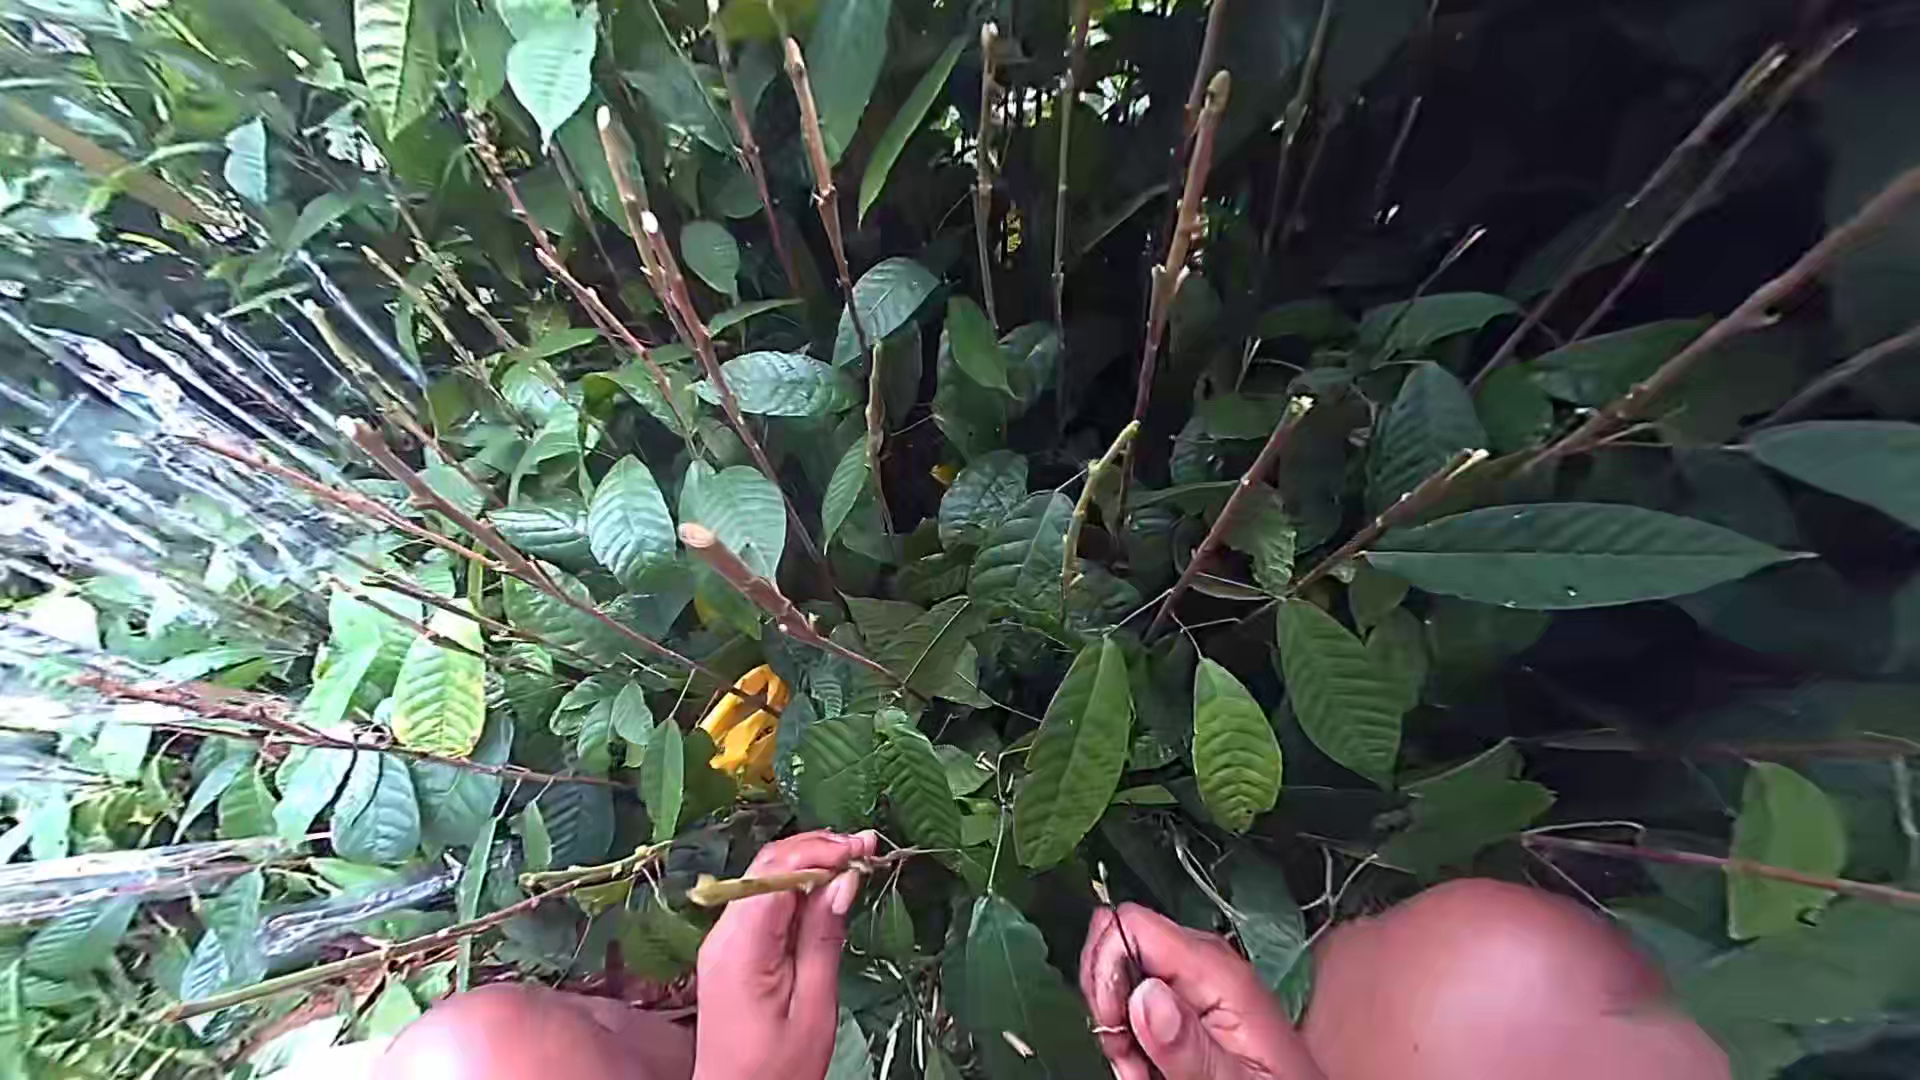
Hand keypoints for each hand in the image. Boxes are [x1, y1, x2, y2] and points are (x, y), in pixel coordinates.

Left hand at [691, 829, 877, 1079]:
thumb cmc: (779, 1071)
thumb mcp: (813, 1008)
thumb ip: (824, 935)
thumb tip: (846, 877)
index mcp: (740, 947)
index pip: (777, 873)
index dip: (822, 850)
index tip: (863, 847)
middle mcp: (724, 932)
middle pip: (769, 865)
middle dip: (819, 848)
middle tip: (864, 847)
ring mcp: (725, 936)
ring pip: (768, 874)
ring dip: (811, 860)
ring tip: (854, 857)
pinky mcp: (733, 944)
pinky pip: (766, 896)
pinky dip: (799, 881)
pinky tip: (828, 882)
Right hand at [1079, 903, 1325, 1079]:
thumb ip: (1190, 1048)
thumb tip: (1143, 995)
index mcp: (1213, 967)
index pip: (1130, 921)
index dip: (1108, 968)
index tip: (1116, 1026)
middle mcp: (1200, 959)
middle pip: (1117, 944)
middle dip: (1110, 1002)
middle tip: (1134, 1062)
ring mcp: (1192, 976)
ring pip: (1120, 976)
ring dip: (1121, 1028)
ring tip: (1148, 1074)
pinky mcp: (1187, 996)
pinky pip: (1136, 999)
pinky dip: (1133, 1037)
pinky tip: (1154, 1069)